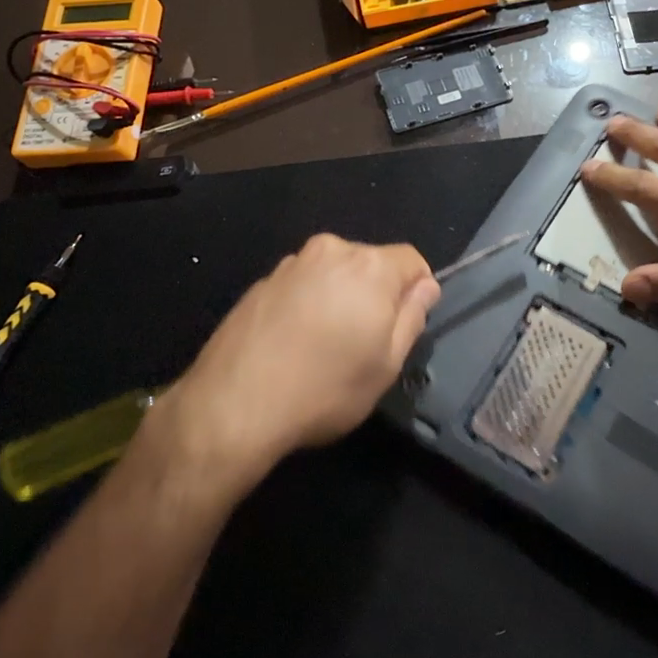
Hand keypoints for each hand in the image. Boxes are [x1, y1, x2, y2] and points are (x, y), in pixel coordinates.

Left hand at [156, 234, 439, 476]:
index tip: (404, 328)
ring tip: (325, 348)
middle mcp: (330, 252)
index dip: (416, 292)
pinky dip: (307, 307)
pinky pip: (301, 287)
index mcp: (369, 266)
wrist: (233, 406)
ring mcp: (290, 265)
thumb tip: (424, 287)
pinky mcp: (260, 284)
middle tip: (365, 344)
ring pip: (333, 275)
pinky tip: (293, 347)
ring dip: (339, 299)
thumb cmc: (324, 389)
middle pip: (371, 263)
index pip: (412, 260)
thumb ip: (412, 317)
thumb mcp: (387, 365)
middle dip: (376, 294)